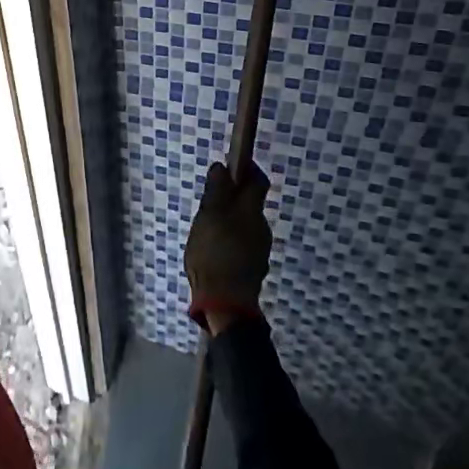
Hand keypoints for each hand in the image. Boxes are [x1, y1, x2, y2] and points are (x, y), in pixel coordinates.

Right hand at [185, 160, 271, 333]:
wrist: (226, 302)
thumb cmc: (214, 254)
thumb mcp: (207, 217)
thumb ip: (216, 191)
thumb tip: (222, 166)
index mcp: (250, 210)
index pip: (258, 180)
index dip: (248, 170)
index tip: (233, 166)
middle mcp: (261, 226)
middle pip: (250, 203)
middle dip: (234, 198)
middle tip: (210, 202)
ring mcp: (260, 247)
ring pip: (246, 224)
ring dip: (231, 221)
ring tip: (208, 230)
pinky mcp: (255, 265)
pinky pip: (244, 243)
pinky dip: (232, 239)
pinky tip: (216, 250)